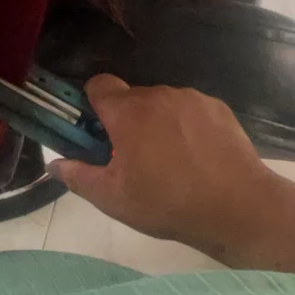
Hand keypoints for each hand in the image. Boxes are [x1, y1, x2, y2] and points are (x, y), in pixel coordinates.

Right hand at [51, 76, 284, 259]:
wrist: (241, 209)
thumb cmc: (168, 203)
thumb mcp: (112, 198)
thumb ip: (77, 176)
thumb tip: (54, 164)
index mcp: (127, 113)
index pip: (98, 85)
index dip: (92, 104)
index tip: (96, 133)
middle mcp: (158, 95)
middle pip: (130, 98)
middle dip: (125, 120)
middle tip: (131, 157)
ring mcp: (192, 99)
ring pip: (160, 104)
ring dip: (155, 123)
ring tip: (168, 161)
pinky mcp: (218, 108)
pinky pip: (188, 110)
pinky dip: (184, 126)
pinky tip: (195, 157)